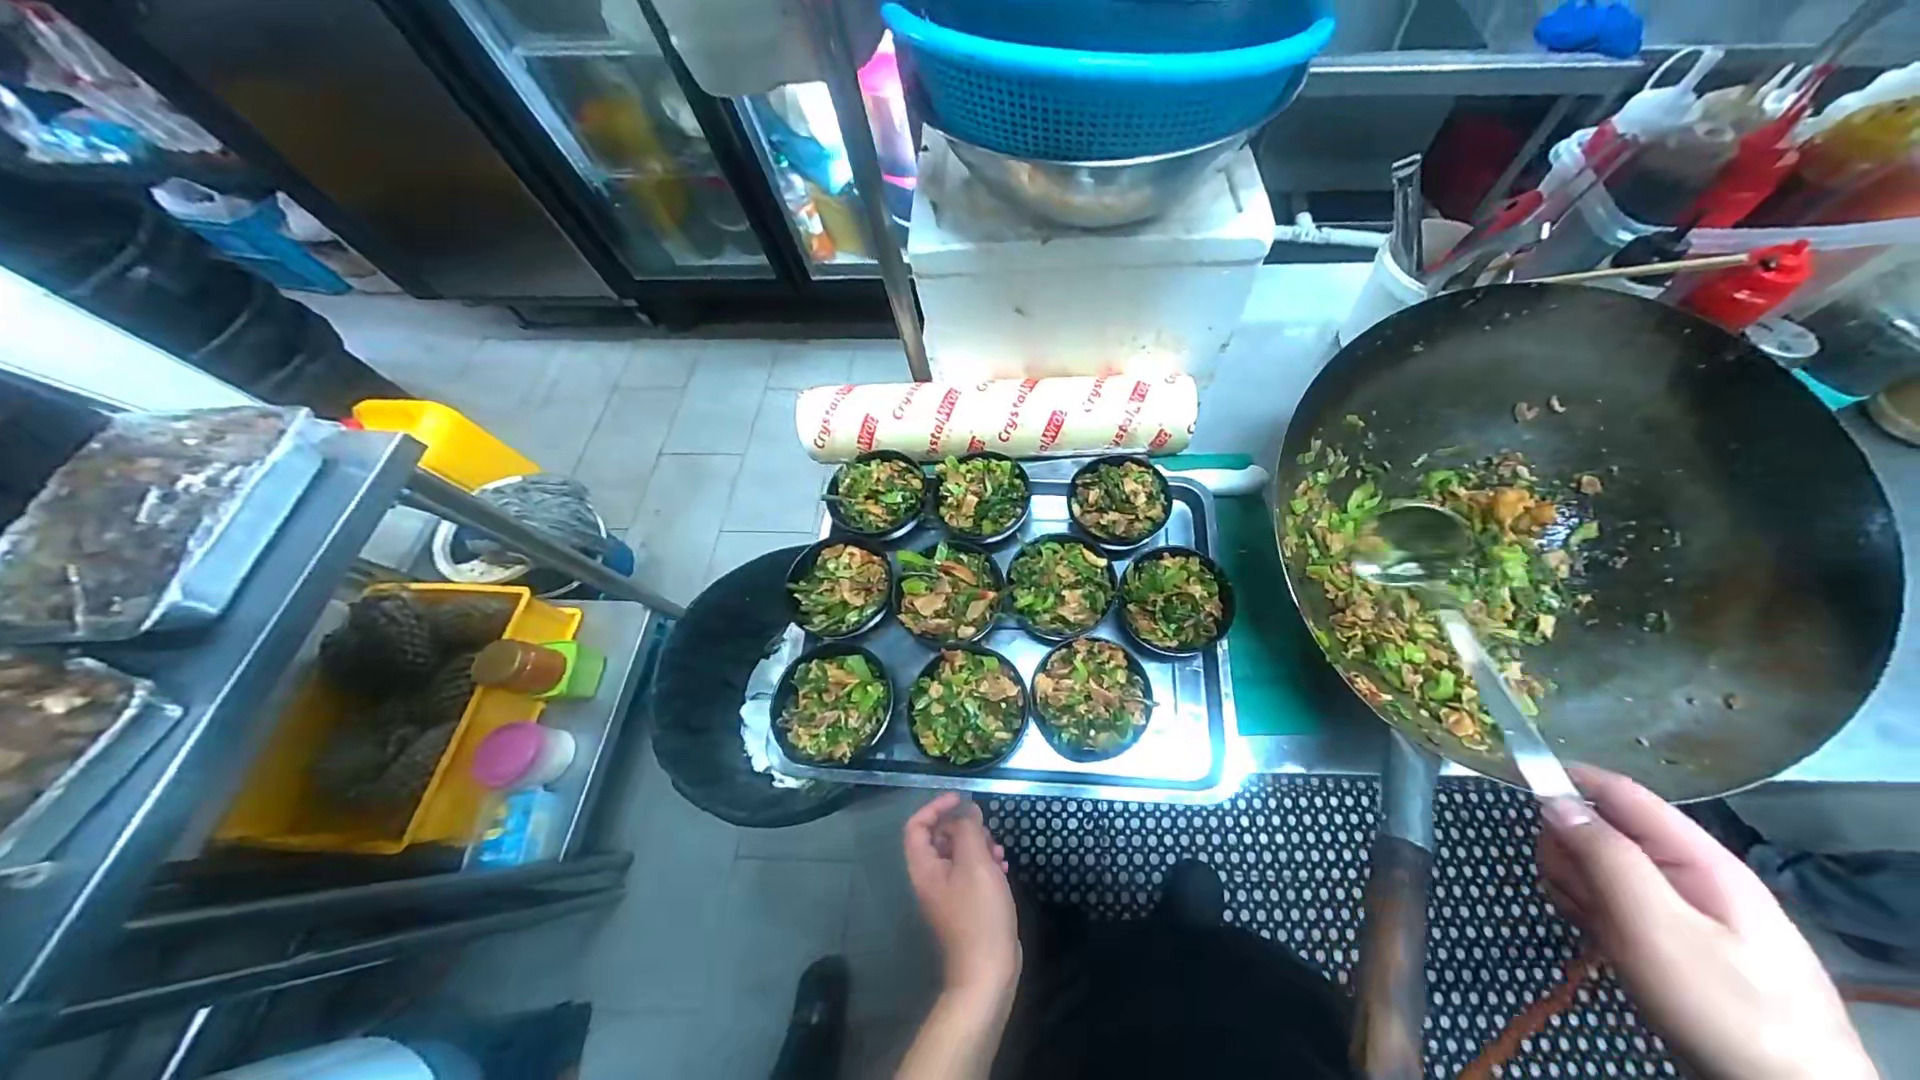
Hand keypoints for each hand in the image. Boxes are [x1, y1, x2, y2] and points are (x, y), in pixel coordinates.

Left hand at [904, 792, 1019, 1001]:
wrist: (988, 972)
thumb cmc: (979, 914)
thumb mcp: (975, 863)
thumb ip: (968, 830)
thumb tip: (966, 811)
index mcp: (924, 868)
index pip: (917, 826)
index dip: (935, 807)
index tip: (960, 798)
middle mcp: (931, 878)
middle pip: (938, 838)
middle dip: (963, 827)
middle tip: (986, 829)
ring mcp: (948, 894)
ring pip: (957, 855)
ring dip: (978, 845)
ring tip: (999, 850)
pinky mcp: (965, 906)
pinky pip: (970, 874)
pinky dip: (985, 864)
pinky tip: (1003, 868)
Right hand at [1539, 765, 1876, 1079]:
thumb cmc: (1722, 1002)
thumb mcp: (1656, 926)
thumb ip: (1605, 855)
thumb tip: (1554, 800)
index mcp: (1695, 857)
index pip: (1619, 792)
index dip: (1567, 779)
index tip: (1516, 780)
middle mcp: (1683, 870)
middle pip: (1597, 827)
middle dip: (1569, 852)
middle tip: (1580, 894)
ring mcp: (1671, 903)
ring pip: (1590, 863)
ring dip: (1574, 886)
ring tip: (1596, 927)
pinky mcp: (1658, 930)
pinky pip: (1601, 898)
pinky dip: (1586, 911)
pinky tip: (1600, 939)